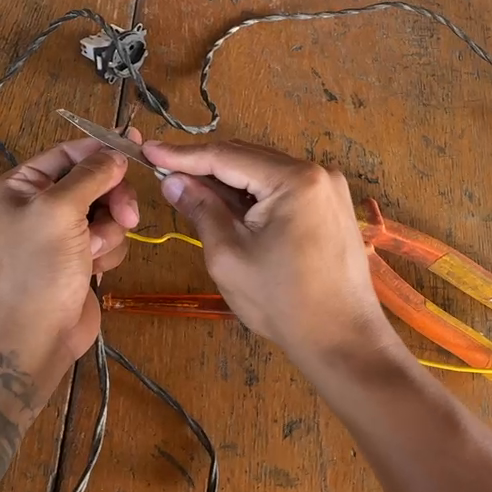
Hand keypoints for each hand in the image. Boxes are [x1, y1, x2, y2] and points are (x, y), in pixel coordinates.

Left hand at [0, 136, 140, 364]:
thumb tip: (116, 153)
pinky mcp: (78, 260)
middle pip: (91, 182)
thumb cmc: (37, 268)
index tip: (136, 145)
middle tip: (126, 215)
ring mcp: (58, 236)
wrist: (33, 336)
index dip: (100, 150)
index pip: (66, 154)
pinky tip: (94, 270)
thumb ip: (90, 175)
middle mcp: (35, 207)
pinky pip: (107, 239)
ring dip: (107, 230)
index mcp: (18, 187)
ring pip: (105, 212)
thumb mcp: (59, 210)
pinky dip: (106, 251)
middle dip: (111, 198)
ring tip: (92, 252)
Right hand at [143, 139, 392, 361]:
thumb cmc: (282, 302)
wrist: (342, 340)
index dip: (182, 155)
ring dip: (226, 182)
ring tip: (188, 191)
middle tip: (162, 172)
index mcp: (294, 180)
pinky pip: (281, 189)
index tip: (148, 150)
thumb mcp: (228, 255)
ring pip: (263, 174)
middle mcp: (317, 173)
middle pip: (247, 159)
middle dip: (203, 167)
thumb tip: (172, 181)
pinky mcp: (331, 207)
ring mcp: (328, 189)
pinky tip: (225, 207)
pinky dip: (250, 195)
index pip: (226, 157)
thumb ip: (200, 210)